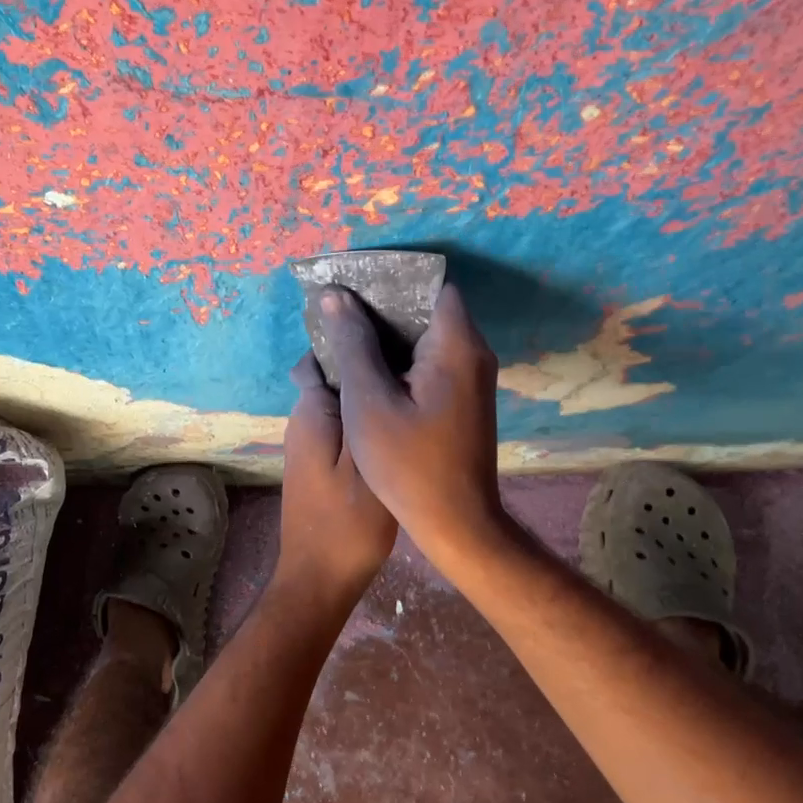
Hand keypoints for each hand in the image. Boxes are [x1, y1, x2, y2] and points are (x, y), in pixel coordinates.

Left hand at [276, 353, 399, 598]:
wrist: (321, 574)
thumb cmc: (349, 520)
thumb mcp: (364, 460)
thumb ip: (357, 404)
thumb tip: (349, 350)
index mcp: (311, 409)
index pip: (325, 352)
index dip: (352, 332)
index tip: (393, 322)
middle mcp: (304, 416)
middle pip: (334, 371)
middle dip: (365, 356)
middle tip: (417, 349)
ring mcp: (309, 438)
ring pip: (341, 395)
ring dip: (369, 384)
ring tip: (416, 376)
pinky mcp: (319, 457)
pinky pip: (343, 418)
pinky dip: (366, 410)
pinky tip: (399, 415)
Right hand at [315, 283, 514, 569]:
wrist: (455, 523)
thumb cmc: (408, 462)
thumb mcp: (368, 400)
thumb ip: (351, 344)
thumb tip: (333, 296)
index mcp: (455, 346)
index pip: (428, 285)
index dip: (389, 279)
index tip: (349, 283)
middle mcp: (471, 353)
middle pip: (423, 308)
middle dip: (377, 306)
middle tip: (331, 311)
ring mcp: (468, 377)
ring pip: (422, 336)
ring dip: (382, 334)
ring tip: (336, 336)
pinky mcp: (458, 397)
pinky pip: (424, 360)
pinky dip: (394, 358)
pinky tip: (359, 369)